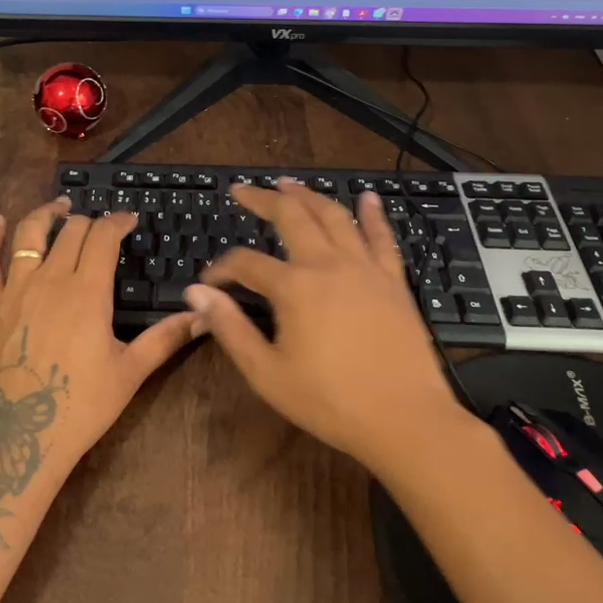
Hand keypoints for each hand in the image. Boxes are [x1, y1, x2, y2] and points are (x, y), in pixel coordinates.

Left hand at [0, 199, 197, 473]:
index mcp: (87, 291)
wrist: (22, 434)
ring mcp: (15, 289)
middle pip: (70, 230)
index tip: (129, 220)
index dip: (118, 221)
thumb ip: (165, 338)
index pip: (103, 237)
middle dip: (90, 220)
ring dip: (46, 214)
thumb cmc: (81, 404)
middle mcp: (50, 279)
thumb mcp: (131, 371)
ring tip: (60, 207)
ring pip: (28, 235)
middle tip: (102, 225)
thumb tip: (203, 316)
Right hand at [187, 184, 476, 472]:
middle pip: (291, 216)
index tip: (208, 283)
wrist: (405, 420)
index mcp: (294, 287)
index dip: (221, 269)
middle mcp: (328, 264)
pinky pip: (382, 237)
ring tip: (289, 183)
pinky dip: (373, 214)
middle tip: (243, 189)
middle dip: (262, 199)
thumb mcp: (267, 374)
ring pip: (334, 215)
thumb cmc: (330, 402)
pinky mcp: (393, 281)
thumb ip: (231, 329)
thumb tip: (197, 293)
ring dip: (308, 195)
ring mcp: (365, 269)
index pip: (246, 263)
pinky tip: (368, 198)